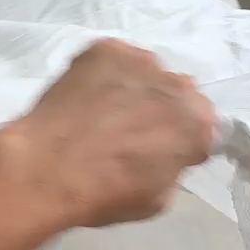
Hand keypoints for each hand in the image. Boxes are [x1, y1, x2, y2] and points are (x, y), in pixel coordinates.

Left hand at [0, 40, 216, 228]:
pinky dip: (104, 73)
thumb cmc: (103, 193)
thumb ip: (173, 170)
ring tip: (102, 112)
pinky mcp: (105, 48)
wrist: (45, 168)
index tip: (158, 153)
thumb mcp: (156, 201)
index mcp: (198, 125)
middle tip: (129, 131)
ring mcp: (141, 60)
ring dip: (134, 89)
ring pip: (147, 73)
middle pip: (178, 95)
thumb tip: (164, 157)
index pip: (203, 129)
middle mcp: (179, 85)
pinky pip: (114, 58)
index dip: (180, 143)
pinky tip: (85, 96)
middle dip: (160, 111)